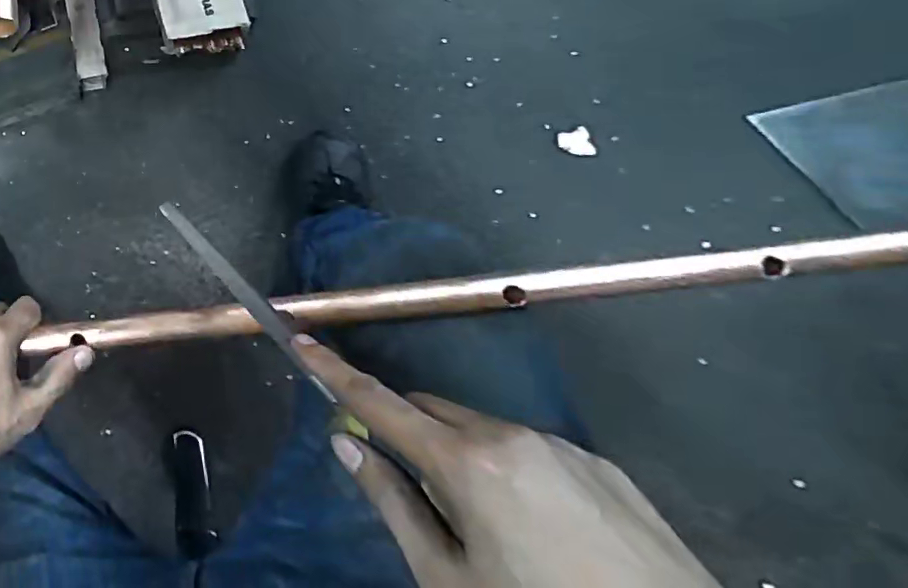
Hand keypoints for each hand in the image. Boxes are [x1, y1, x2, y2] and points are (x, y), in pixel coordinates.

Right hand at [296, 336, 719, 587]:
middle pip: (431, 410)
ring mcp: (561, 446)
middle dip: (409, 430)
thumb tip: (347, 447)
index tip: (304, 342)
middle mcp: (509, 434)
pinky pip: (534, 450)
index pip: (380, 403)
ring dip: (464, 456)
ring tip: (494, 528)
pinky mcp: (603, 467)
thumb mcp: (450, 582)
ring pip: (483, 430)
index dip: (336, 374)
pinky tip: (547, 533)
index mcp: (465, 463)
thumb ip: (394, 505)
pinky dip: (514, 471)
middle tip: (413, 486)